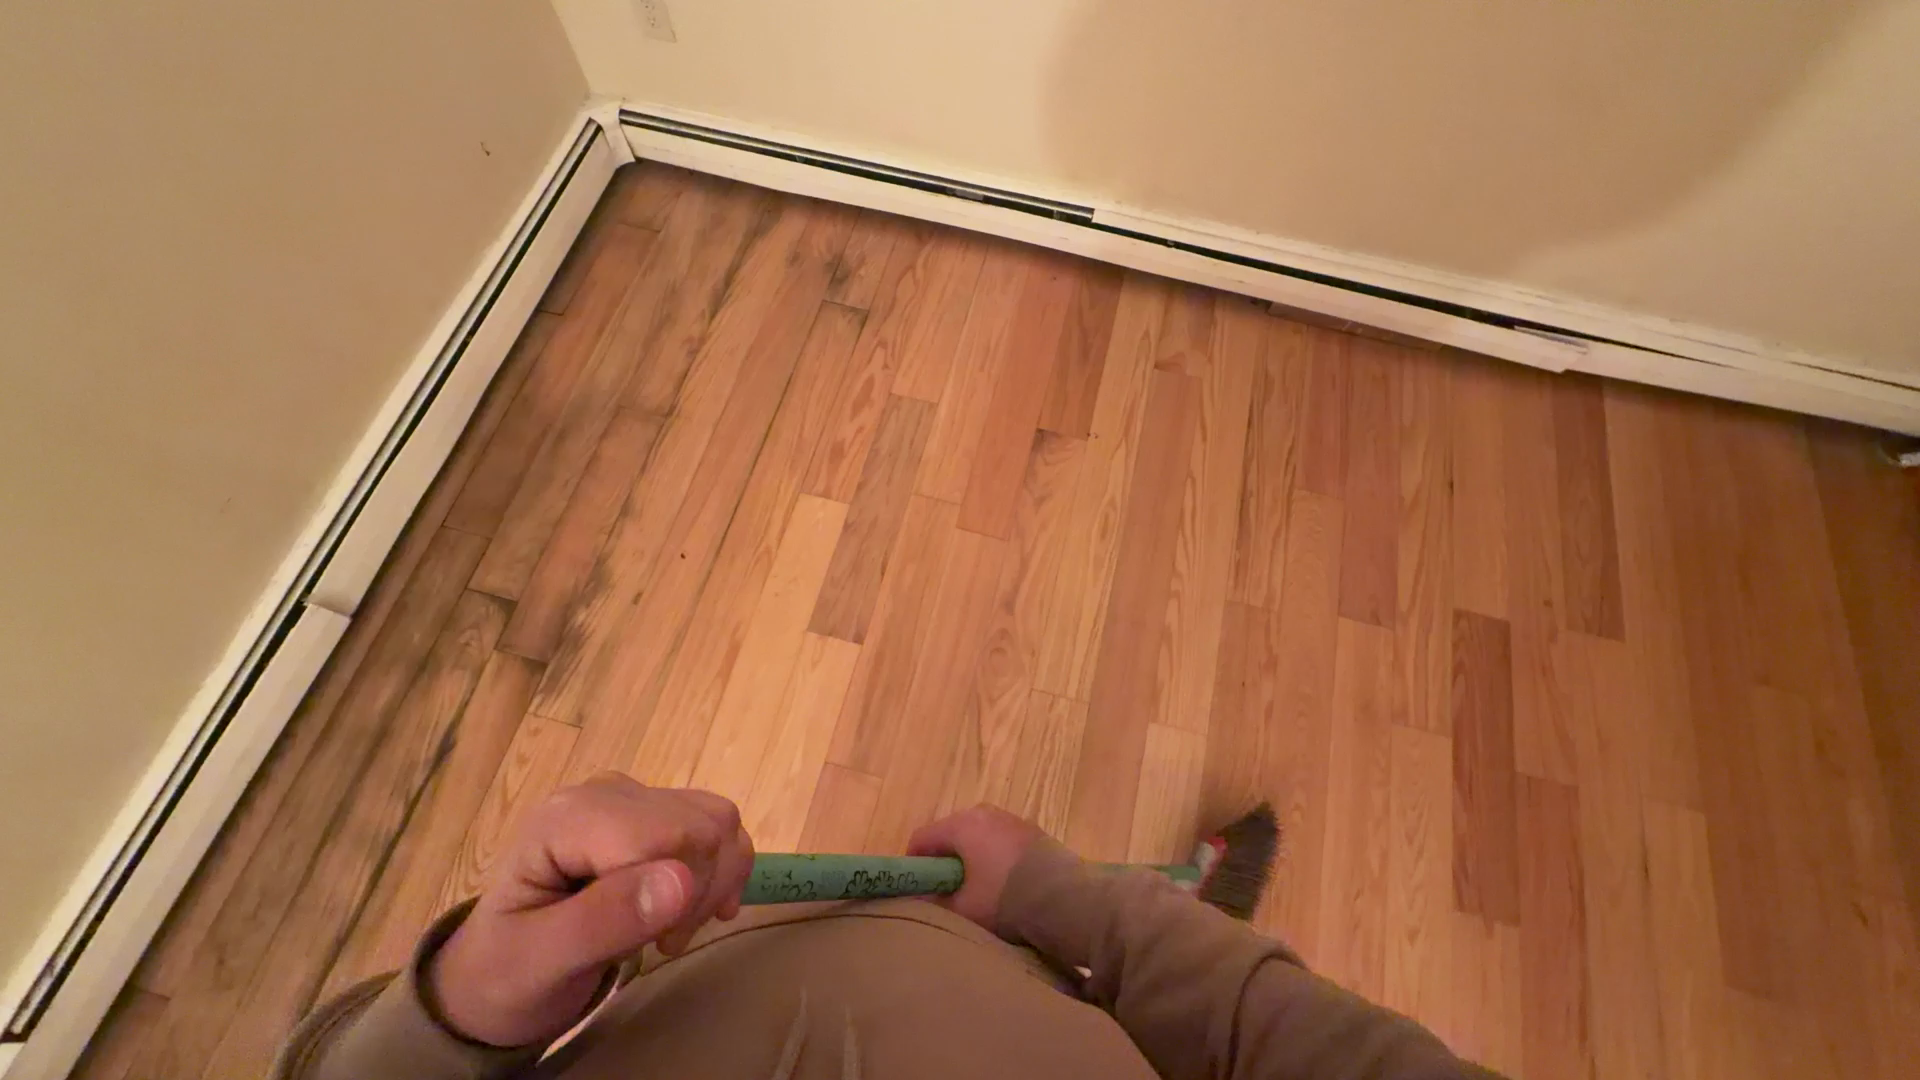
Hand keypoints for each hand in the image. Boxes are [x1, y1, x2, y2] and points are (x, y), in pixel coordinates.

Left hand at [427, 774, 753, 1046]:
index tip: (661, 944)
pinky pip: (722, 824)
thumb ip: (604, 920)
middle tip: (665, 940)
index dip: (685, 892)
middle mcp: (609, 791)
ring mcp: (636, 796)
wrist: (494, 974)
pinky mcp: (658, 809)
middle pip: (703, 826)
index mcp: (572, 815)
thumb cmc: (507, 971)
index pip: (671, 834)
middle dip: (700, 892)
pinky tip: (697, 904)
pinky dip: (725, 868)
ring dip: (716, 882)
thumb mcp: (538, 962)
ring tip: (674, 925)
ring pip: (720, 821)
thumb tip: (681, 881)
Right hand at [907, 804, 1049, 935]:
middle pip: (950, 833)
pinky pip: (999, 840)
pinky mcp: (1030, 830)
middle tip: (945, 892)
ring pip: (976, 836)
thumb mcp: (963, 909)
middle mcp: (983, 812)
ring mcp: (1009, 818)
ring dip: (970, 858)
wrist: (1063, 897)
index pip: (922, 838)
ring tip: (976, 890)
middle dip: (943, 861)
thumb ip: (934, 903)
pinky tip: (1002, 883)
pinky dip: (993, 857)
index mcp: (961, 824)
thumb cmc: (1005, 898)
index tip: (916, 889)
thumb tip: (915, 900)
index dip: (914, 864)